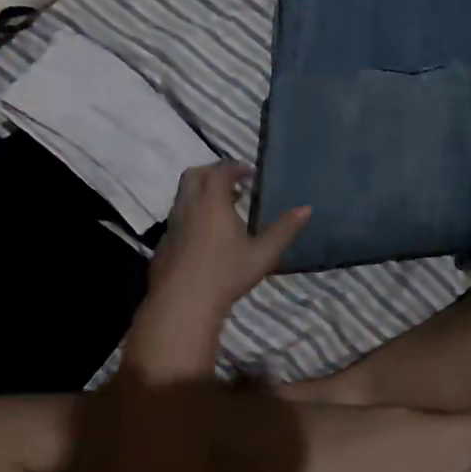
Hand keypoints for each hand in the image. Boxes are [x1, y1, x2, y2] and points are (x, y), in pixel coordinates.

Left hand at [148, 162, 310, 315]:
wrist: (181, 303)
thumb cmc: (225, 274)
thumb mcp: (262, 254)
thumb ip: (284, 230)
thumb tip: (307, 209)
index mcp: (211, 202)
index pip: (220, 171)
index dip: (234, 168)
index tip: (249, 173)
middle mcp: (188, 206)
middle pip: (194, 175)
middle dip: (212, 172)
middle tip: (232, 184)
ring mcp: (171, 225)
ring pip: (183, 197)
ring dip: (201, 194)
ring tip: (221, 210)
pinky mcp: (163, 243)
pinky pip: (177, 218)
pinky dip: (191, 215)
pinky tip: (204, 236)